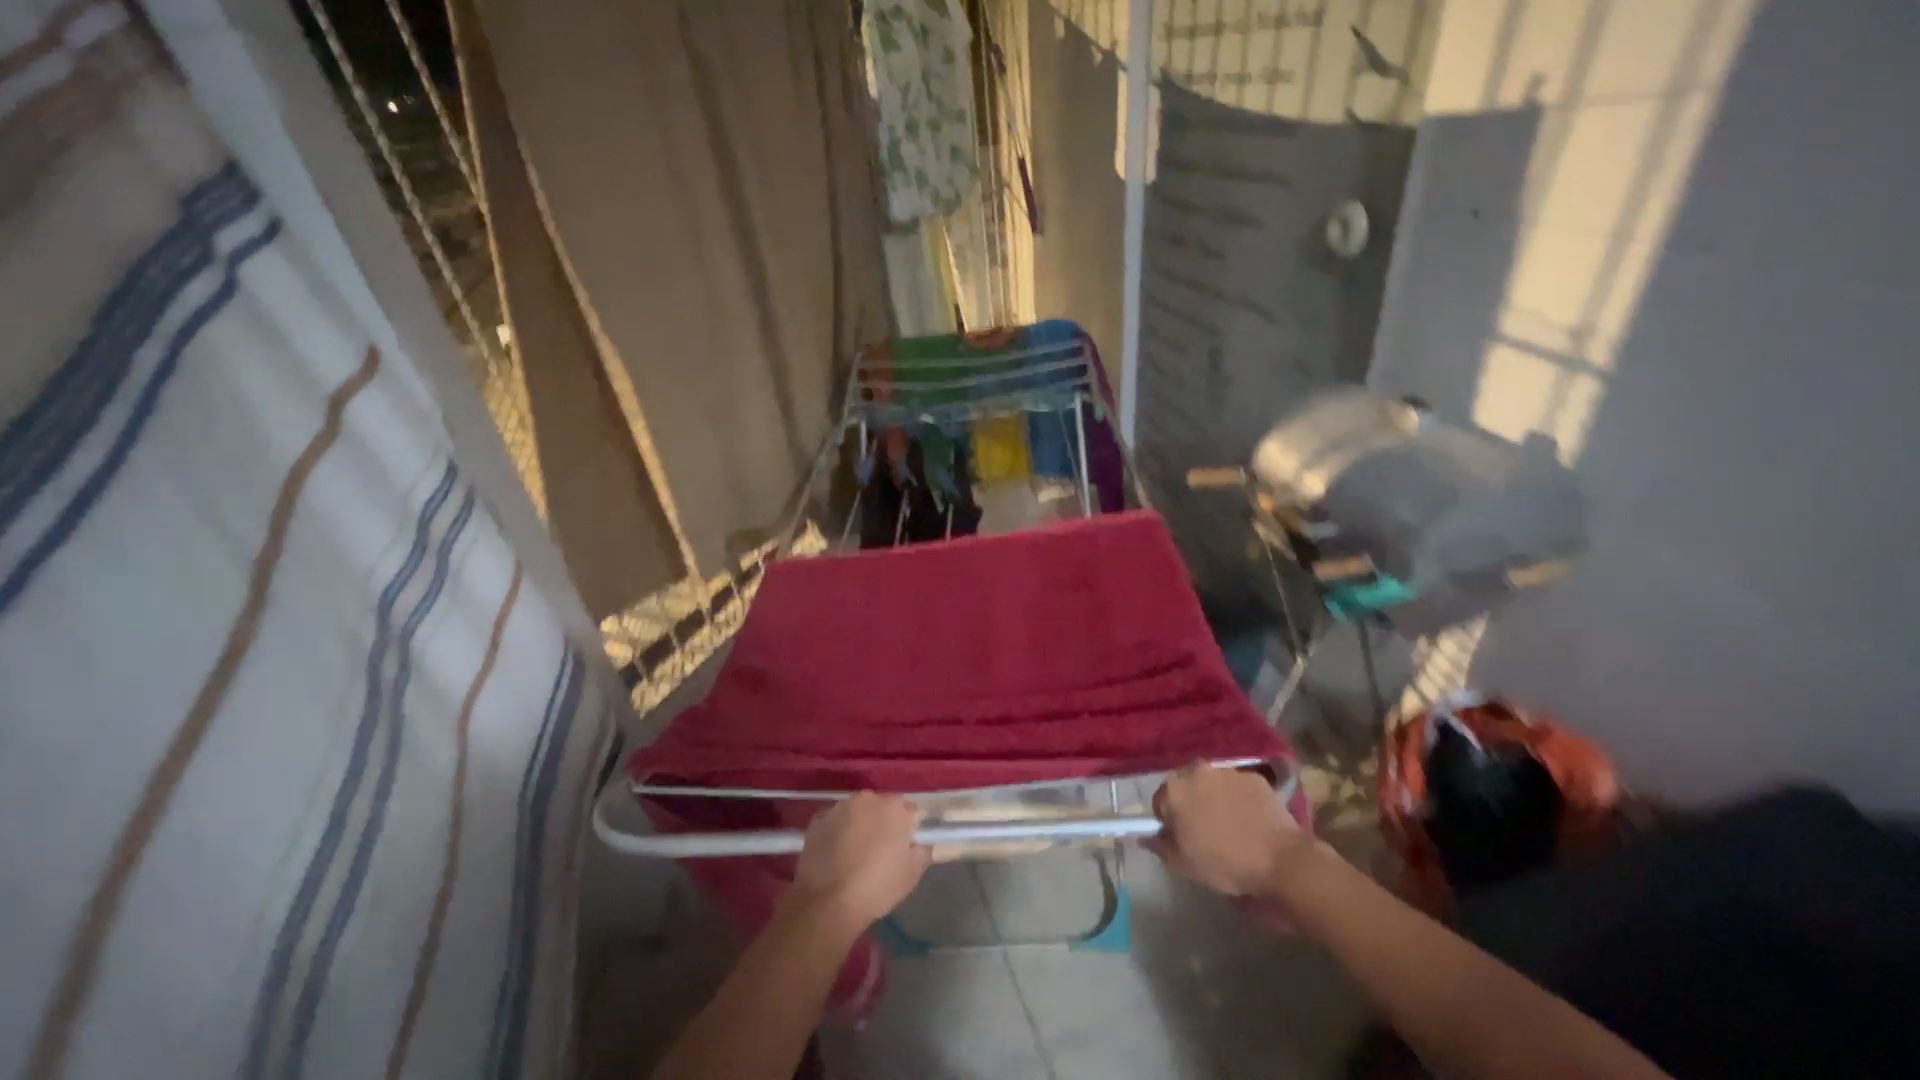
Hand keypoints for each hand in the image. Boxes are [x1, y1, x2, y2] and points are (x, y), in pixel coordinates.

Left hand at [791, 792, 931, 927]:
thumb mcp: (912, 873)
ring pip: (856, 813)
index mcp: (895, 808)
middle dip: (882, 823)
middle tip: (880, 851)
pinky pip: (835, 823)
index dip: (908, 829)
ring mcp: (838, 808)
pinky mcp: (817, 820)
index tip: (903, 847)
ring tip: (854, 854)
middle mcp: (867, 799)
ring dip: (859, 825)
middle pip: (881, 807)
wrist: (828, 903)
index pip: (909, 811)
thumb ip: (922, 851)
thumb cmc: (878, 887)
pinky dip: (837, 833)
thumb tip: (919, 843)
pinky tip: (835, 856)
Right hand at [1147, 762, 1314, 895]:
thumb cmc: (1224, 863)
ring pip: (1212, 785)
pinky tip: (1249, 820)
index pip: (1160, 801)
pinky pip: (1238, 787)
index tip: (1183, 839)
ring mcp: (1229, 771)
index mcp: (1175, 790)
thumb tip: (1143, 837)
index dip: (1169, 822)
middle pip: (1186, 787)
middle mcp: (1198, 771)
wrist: (1280, 859)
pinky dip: (1239, 799)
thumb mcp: (1183, 864)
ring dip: (1214, 799)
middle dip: (1191, 804)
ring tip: (1230, 826)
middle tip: (1205, 831)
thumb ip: (1159, 846)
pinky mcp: (1255, 777)